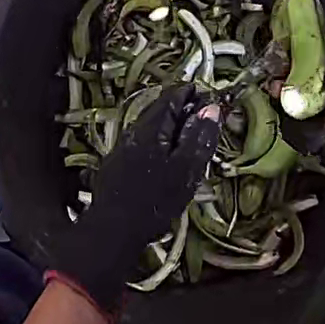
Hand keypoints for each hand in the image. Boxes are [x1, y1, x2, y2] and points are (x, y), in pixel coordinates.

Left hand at [48, 86, 220, 314]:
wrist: (113, 231)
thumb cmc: (155, 199)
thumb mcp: (186, 169)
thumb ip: (199, 136)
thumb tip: (211, 107)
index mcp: (152, 127)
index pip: (173, 96)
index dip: (193, 92)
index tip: (210, 97)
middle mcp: (134, 131)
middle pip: (160, 109)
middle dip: (183, 108)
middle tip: (204, 117)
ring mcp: (122, 147)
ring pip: (151, 127)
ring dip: (171, 126)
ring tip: (189, 138)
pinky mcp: (117, 164)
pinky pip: (143, 143)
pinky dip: (160, 142)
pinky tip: (166, 158)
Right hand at [283, 12, 324, 217]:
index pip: (312, 34)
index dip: (300, 27)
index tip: (288, 20)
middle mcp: (318, 70)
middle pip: (292, 50)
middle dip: (284, 48)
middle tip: (281, 48)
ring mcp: (304, 90)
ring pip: (281, 70)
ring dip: (278, 68)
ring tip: (280, 71)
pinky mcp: (291, 108)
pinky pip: (277, 93)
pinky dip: (276, 89)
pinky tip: (279, 88)